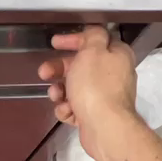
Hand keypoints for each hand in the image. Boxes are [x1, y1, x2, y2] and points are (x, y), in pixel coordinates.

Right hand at [39, 26, 139, 160]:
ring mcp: (105, 96)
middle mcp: (113, 75)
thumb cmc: (95, 86)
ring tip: (56, 96)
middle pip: (81, 66)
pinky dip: (68, 108)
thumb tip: (95, 33)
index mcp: (117, 56)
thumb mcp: (92, 52)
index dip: (73, 40)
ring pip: (75, 87)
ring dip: (60, 91)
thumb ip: (92, 36)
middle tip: (44, 73)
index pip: (94, 41)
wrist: (104, 127)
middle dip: (59, 69)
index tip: (54, 43)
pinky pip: (76, 106)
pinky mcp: (96, 115)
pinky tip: (67, 111)